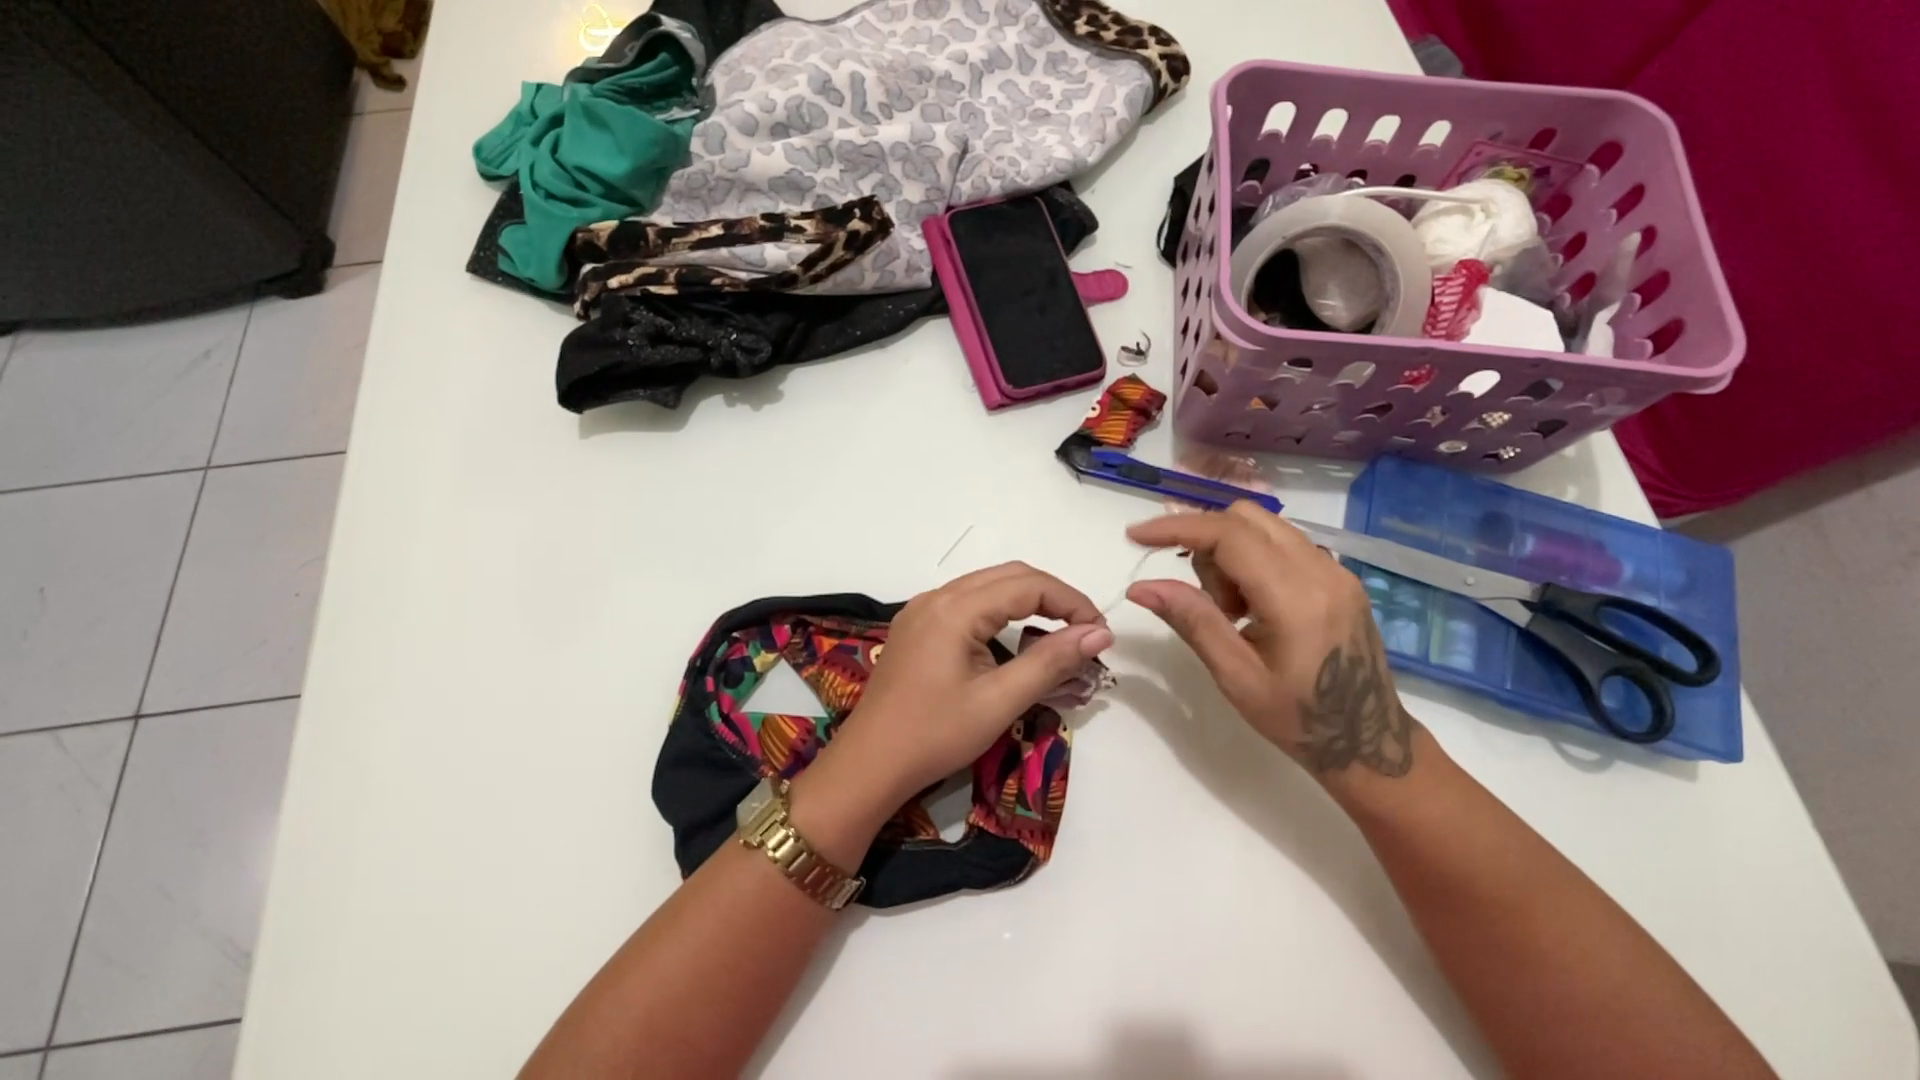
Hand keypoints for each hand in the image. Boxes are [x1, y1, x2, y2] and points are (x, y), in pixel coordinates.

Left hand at [816, 563, 1112, 815]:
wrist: (870, 764)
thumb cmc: (935, 735)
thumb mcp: (1000, 701)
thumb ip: (1051, 661)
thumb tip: (1099, 634)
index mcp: (956, 609)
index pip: (1029, 585)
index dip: (1072, 602)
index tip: (1101, 634)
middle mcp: (937, 597)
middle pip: (1009, 576)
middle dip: (1053, 597)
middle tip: (1086, 632)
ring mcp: (921, 610)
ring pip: (987, 587)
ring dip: (1027, 602)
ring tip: (1060, 635)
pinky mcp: (915, 628)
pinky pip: (966, 603)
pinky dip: (999, 613)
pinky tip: (1015, 641)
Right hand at [1125, 503, 1419, 783]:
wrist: (1369, 743)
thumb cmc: (1298, 720)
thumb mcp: (1236, 676)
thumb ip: (1192, 621)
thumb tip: (1141, 586)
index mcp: (1296, 597)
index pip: (1228, 534)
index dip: (1177, 527)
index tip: (1136, 536)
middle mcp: (1322, 569)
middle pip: (1246, 517)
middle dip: (1206, 543)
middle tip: (1200, 598)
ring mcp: (1337, 571)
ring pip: (1265, 527)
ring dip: (1230, 552)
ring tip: (1230, 612)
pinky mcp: (1341, 578)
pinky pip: (1285, 545)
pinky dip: (1254, 561)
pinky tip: (1252, 609)